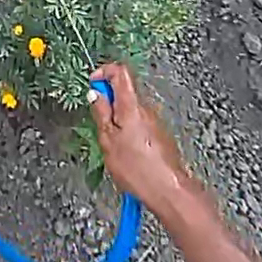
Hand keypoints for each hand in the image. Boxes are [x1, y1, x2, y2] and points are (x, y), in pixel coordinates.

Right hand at [88, 62, 199, 218]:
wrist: (168, 190)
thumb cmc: (138, 169)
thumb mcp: (108, 140)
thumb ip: (101, 113)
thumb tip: (95, 94)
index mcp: (131, 105)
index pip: (120, 71)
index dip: (103, 72)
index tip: (93, 84)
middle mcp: (146, 108)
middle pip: (126, 89)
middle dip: (108, 100)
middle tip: (100, 121)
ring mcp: (155, 121)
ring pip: (131, 108)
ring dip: (118, 117)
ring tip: (112, 142)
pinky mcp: (159, 134)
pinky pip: (139, 122)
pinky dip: (129, 129)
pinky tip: (126, 151)